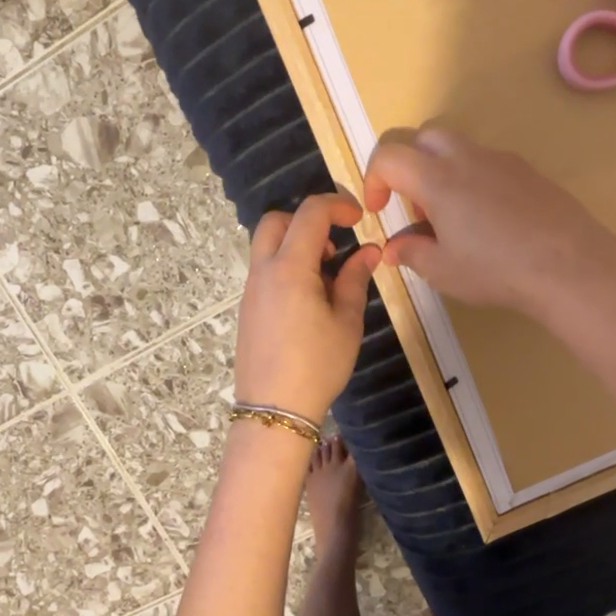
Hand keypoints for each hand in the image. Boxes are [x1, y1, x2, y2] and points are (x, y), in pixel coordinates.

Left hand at [235, 194, 381, 424]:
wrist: (275, 410)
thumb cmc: (317, 367)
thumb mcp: (346, 323)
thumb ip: (355, 280)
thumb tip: (368, 251)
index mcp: (289, 268)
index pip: (310, 213)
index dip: (337, 204)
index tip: (358, 217)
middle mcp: (263, 272)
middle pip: (276, 221)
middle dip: (306, 221)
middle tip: (334, 248)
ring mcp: (250, 292)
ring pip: (266, 248)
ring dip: (295, 247)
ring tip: (324, 281)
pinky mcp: (247, 312)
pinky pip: (264, 274)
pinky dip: (285, 270)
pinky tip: (307, 303)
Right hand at [363, 128, 615, 323]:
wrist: (567, 264)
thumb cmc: (494, 269)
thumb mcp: (442, 270)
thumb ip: (412, 253)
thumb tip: (393, 247)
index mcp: (437, 179)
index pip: (389, 156)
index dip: (374, 180)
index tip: (378, 211)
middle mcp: (467, 158)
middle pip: (424, 138)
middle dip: (409, 167)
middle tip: (416, 211)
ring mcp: (501, 160)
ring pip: (458, 150)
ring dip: (442, 176)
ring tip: (452, 224)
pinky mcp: (527, 172)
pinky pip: (488, 166)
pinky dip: (473, 184)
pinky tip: (487, 226)